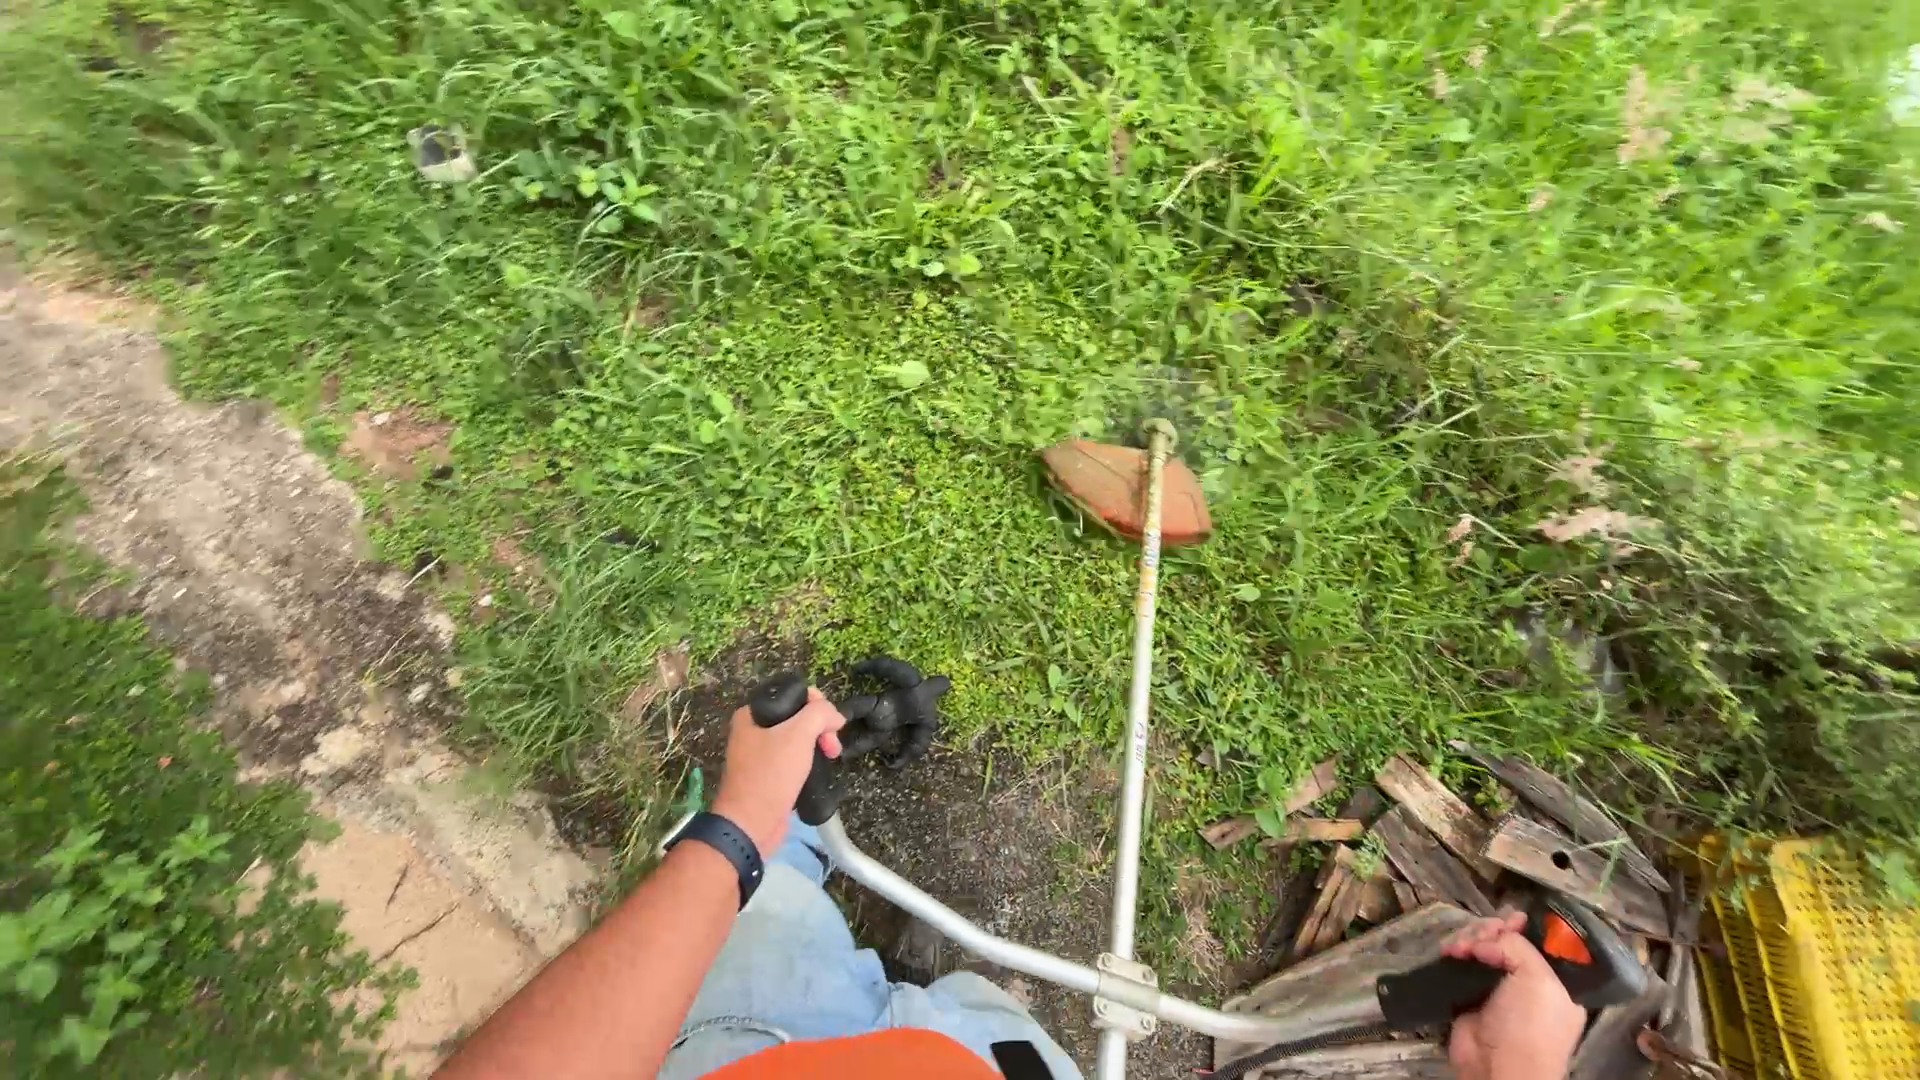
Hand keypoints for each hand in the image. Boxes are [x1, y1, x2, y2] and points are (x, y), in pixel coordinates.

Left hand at [709, 686, 844, 855]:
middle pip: (798, 716)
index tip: (832, 724)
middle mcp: (754, 729)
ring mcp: (760, 753)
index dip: (818, 705)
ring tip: (831, 757)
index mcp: (752, 713)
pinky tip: (819, 768)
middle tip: (833, 746)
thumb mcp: (798, 734)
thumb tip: (835, 716)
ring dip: (819, 743)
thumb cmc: (772, 774)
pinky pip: (794, 757)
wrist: (751, 824)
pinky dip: (809, 759)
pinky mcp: (769, 774)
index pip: (794, 694)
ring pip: (799, 737)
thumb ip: (819, 713)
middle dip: (821, 727)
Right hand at [1442, 911, 1585, 1079]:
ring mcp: (1497, 986)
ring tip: (1458, 948)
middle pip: (1506, 939)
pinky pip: (1462, 960)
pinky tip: (1449, 951)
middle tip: (1480, 938)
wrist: (1499, 1066)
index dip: (1523, 927)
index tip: (1508, 919)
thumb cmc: (1530, 1024)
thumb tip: (1483, 941)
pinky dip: (1454, 950)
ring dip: (1468, 939)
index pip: (1539, 942)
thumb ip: (1516, 946)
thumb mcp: (1538, 980)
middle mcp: (1527, 981)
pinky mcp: (1469, 990)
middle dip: (1490, 931)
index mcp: (1555, 982)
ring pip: (1481, 946)